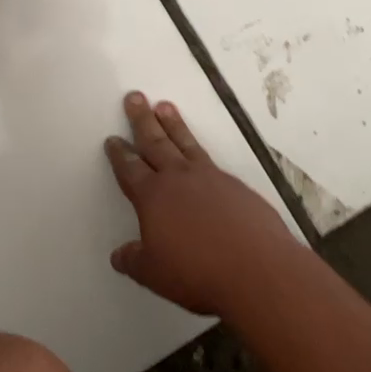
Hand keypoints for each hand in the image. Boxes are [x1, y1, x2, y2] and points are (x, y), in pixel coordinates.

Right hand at [105, 92, 299, 315]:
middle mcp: (179, 179)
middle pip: (155, 142)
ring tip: (164, 106)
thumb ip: (134, 260)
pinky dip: (200, 149)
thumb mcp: (154, 274)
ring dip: (173, 124)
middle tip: (135, 97)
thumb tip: (119, 255)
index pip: (130, 169)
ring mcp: (210, 178)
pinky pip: (210, 159)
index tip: (113, 139)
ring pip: (185, 143)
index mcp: (152, 197)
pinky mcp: (235, 186)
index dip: (119, 154)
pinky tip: (200, 153)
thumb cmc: (197, 272)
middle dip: (142, 120)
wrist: (257, 269)